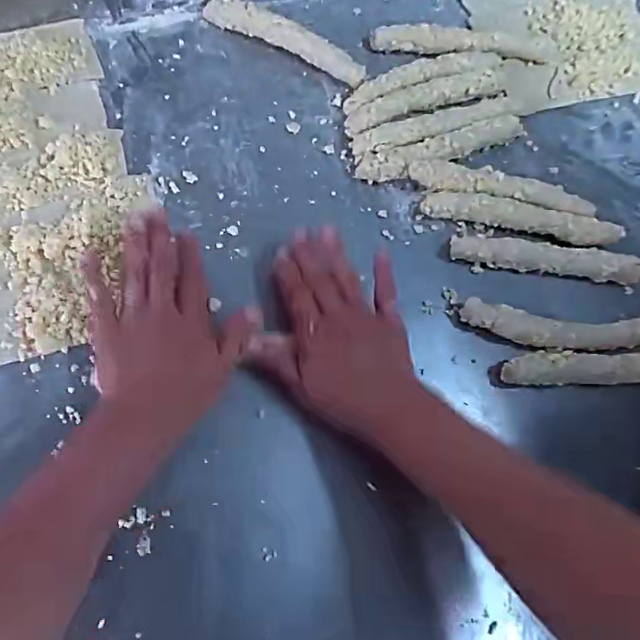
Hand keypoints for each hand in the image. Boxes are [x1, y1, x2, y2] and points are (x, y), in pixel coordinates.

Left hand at [81, 209, 257, 434]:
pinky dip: (94, 275)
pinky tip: (89, 254)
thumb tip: (253, 309)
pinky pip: (99, 297)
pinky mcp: (106, 328)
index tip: (185, 234)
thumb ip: (235, 339)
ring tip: (132, 220)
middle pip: (162, 269)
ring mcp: (132, 317)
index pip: (192, 282)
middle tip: (155, 212)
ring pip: (134, 275)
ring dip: (134, 246)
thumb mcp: (220, 371)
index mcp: (191, 322)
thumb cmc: (185, 397)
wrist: (143, 415)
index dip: (189, 257)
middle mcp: (162, 311)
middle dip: (160, 239)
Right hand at [245, 227, 430, 442]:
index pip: (297, 296)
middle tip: (299, 232)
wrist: (392, 409)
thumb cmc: (341, 400)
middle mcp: (337, 316)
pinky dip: (383, 272)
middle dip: (307, 255)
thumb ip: (276, 359)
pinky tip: (380, 252)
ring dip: (336, 254)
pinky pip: (385, 292)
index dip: (287, 274)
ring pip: (347, 279)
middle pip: (319, 281)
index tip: (280, 253)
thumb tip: (247, 339)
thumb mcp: (300, 386)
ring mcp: (366, 316)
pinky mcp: (390, 322)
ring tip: (326, 230)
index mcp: (314, 332)